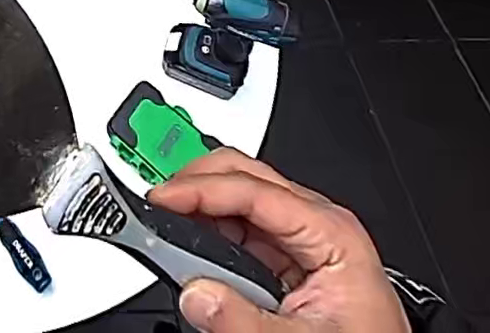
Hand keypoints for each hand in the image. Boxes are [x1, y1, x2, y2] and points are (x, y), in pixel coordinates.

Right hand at [148, 149, 408, 332]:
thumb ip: (247, 323)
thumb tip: (194, 294)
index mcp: (331, 232)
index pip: (250, 187)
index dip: (199, 188)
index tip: (161, 199)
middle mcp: (314, 221)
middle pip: (239, 172)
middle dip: (193, 182)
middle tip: (158, 203)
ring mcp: (297, 233)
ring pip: (232, 192)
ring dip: (197, 204)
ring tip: (167, 225)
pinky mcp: (282, 251)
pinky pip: (234, 222)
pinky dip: (205, 226)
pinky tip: (189, 242)